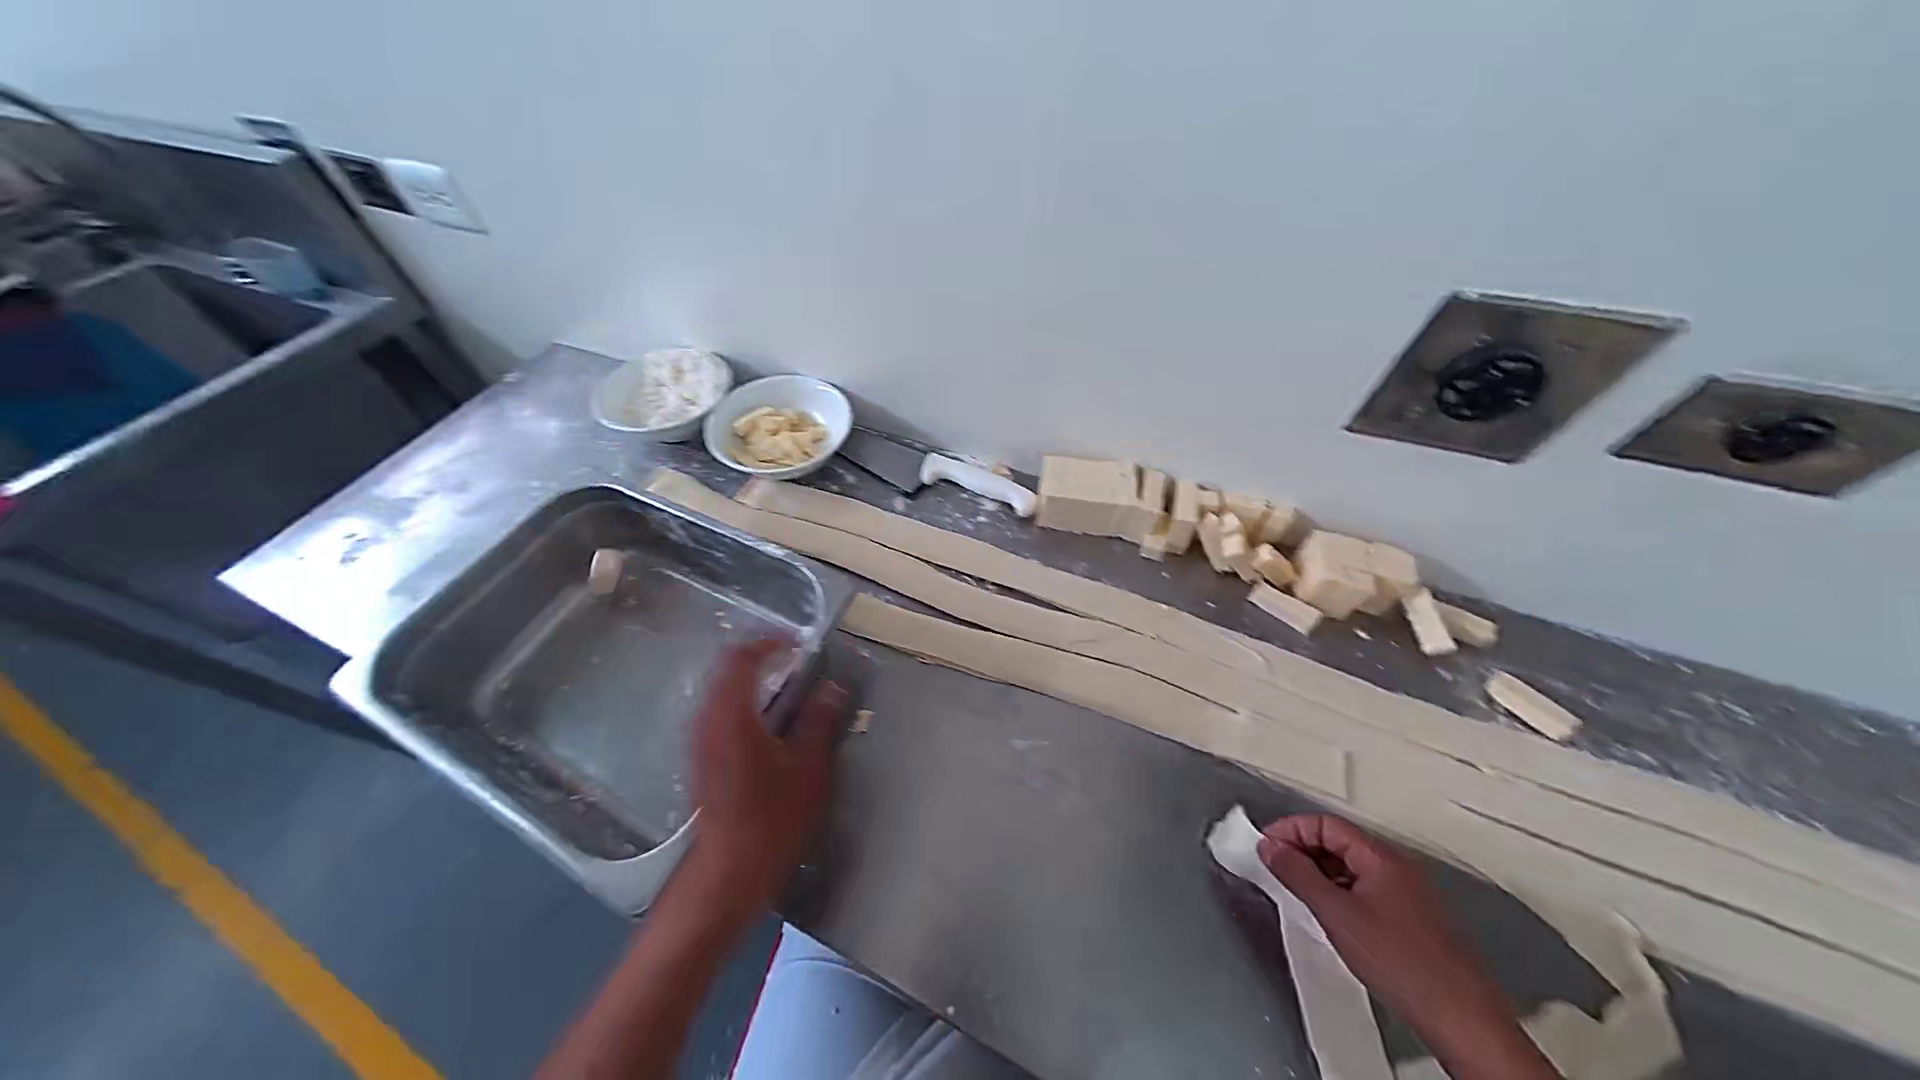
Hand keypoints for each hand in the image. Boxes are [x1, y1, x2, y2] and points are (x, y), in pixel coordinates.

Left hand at [690, 637, 845, 912]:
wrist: (727, 873)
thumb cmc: (771, 820)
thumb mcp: (807, 768)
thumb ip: (818, 722)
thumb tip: (832, 689)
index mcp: (732, 715)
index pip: (742, 658)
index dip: (770, 643)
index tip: (798, 646)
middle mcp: (707, 721)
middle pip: (728, 671)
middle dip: (762, 661)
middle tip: (797, 666)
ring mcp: (699, 741)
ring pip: (722, 693)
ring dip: (753, 685)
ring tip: (789, 694)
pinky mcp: (699, 760)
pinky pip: (719, 715)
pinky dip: (744, 707)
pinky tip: (770, 728)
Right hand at [1258, 815, 1549, 1076]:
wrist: (1462, 1020)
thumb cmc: (1410, 969)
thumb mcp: (1336, 914)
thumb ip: (1297, 875)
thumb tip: (1272, 848)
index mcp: (1381, 858)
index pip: (1325, 823)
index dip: (1290, 830)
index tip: (1266, 846)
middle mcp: (1396, 869)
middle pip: (1337, 841)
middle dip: (1300, 849)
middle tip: (1274, 867)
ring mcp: (1405, 893)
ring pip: (1348, 866)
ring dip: (1317, 872)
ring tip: (1297, 893)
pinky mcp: (1408, 918)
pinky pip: (1362, 888)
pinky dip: (1336, 892)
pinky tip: (1327, 916)